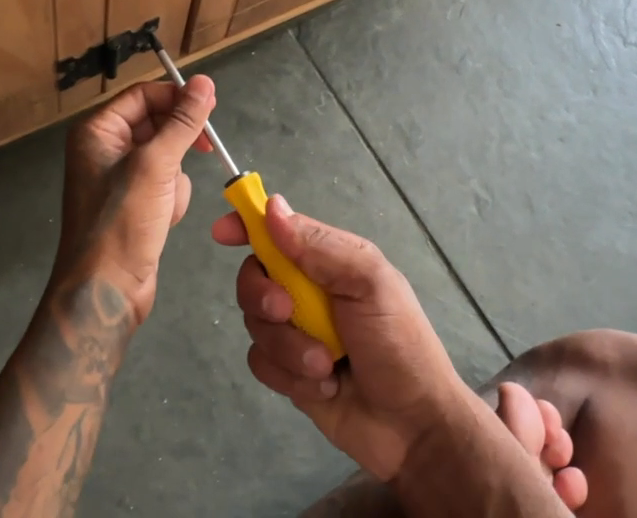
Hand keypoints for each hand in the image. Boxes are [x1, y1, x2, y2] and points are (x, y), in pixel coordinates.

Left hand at [54, 77, 215, 323]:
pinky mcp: (134, 202)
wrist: (106, 290)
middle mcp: (104, 148)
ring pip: (167, 156)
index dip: (177, 98)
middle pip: (157, 124)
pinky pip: (166, 184)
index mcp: (98, 131)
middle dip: (177, 145)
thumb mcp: (156, 165)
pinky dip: (172, 198)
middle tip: (205, 149)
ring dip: (175, 178)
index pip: (143, 95)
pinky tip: (164, 219)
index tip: (211, 108)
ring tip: (165, 202)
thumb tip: (204, 81)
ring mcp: (119, 177)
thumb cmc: (122, 221)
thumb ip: (182, 122)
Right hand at [212, 197, 482, 481]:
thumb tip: (272, 207)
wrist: (414, 428)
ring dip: (287, 346)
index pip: (278, 230)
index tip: (223, 233)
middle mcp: (306, 290)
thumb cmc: (400, 344)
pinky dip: (288, 375)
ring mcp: (295, 331)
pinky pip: (260, 362)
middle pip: (253, 277)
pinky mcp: (288, 371)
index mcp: (329, 260)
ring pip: (254, 323)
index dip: (247, 224)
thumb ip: (320, 247)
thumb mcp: (369, 285)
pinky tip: (323, 386)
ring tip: (326, 365)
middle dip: (263, 295)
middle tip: (286, 311)